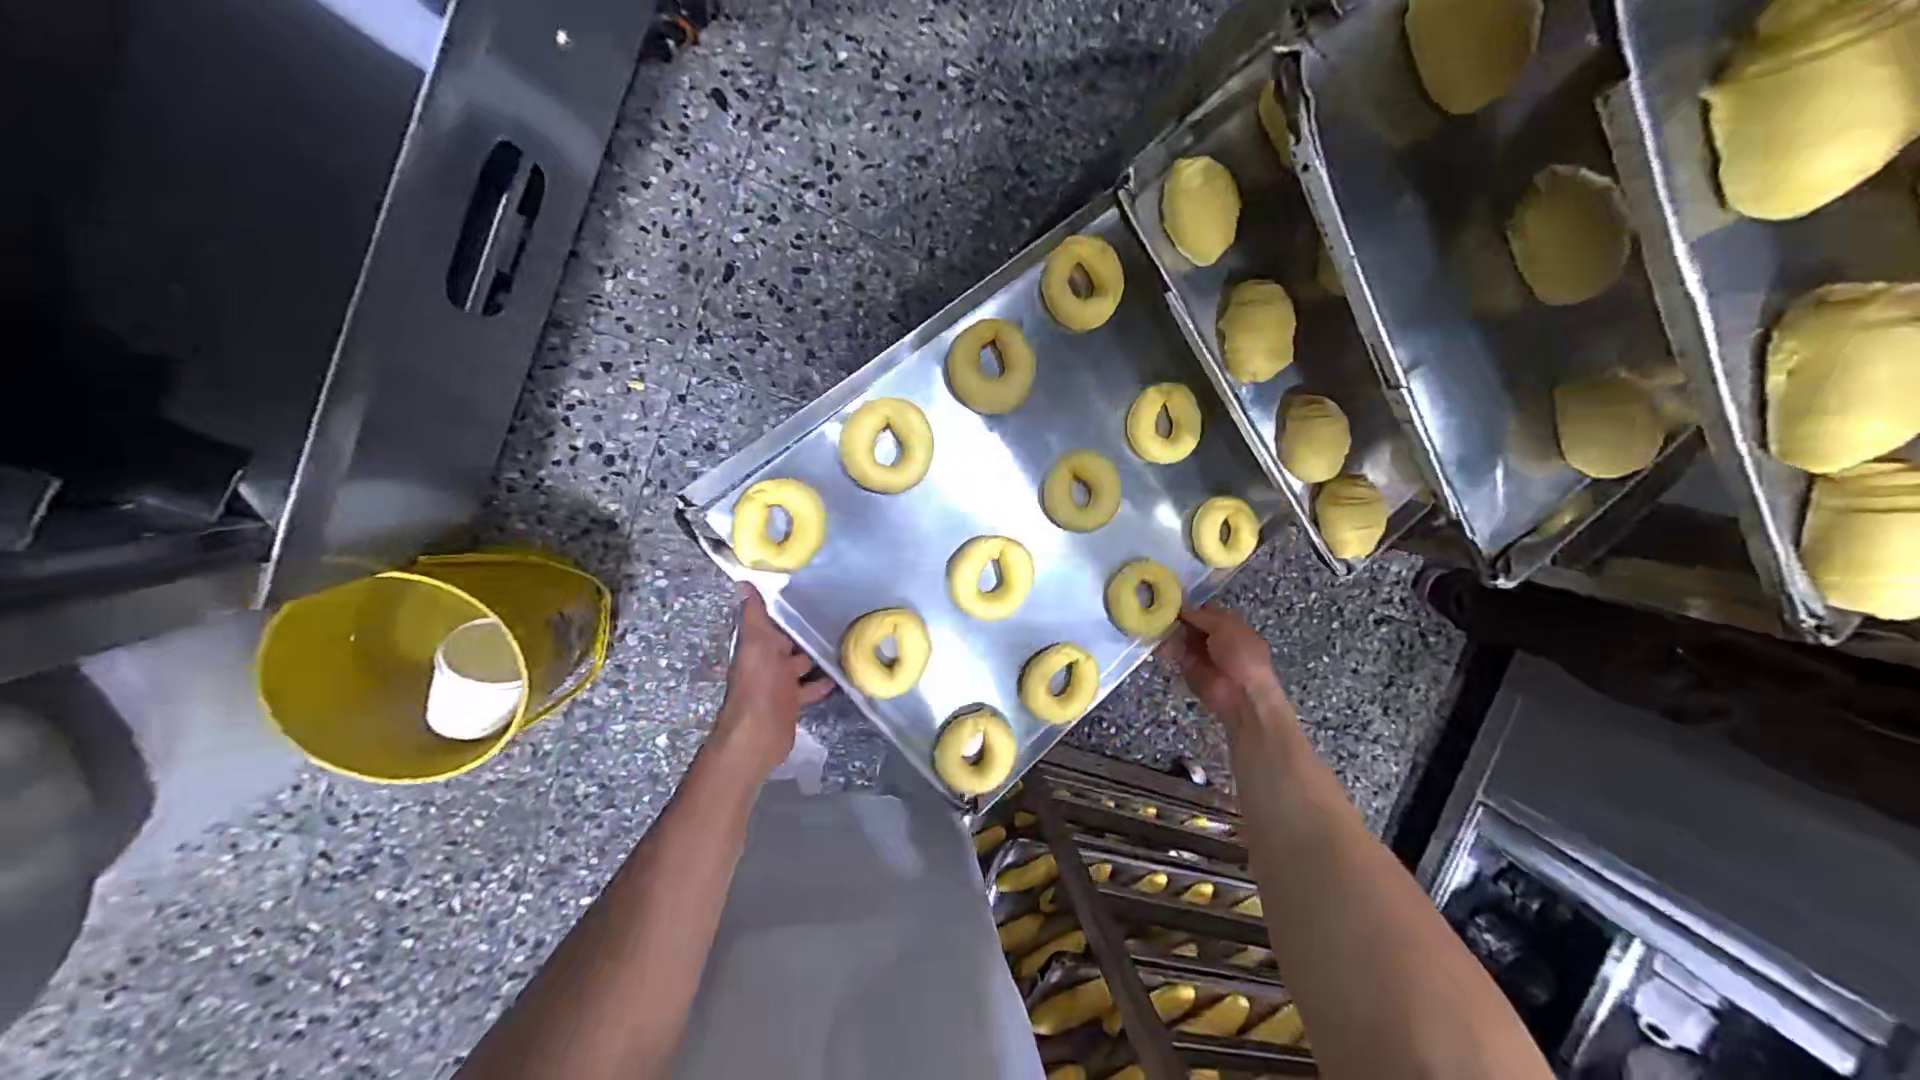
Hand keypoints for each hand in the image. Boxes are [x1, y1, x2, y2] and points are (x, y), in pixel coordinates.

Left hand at [712, 585, 832, 775]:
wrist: (758, 733)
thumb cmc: (759, 683)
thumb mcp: (757, 642)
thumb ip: (754, 614)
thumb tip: (743, 581)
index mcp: (758, 643)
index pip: (774, 618)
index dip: (790, 605)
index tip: (816, 588)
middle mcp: (767, 660)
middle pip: (790, 639)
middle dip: (808, 629)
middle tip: (840, 613)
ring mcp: (781, 681)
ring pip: (803, 662)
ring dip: (819, 654)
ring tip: (848, 639)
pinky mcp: (793, 700)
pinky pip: (811, 686)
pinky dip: (824, 680)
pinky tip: (844, 673)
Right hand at [1158, 603, 1293, 731]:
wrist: (1241, 694)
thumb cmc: (1240, 654)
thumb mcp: (1225, 626)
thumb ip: (1202, 616)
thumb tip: (1182, 609)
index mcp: (1231, 626)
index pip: (1208, 610)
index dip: (1193, 604)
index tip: (1173, 598)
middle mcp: (1216, 638)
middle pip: (1192, 623)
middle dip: (1177, 616)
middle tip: (1157, 607)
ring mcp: (1202, 653)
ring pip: (1182, 636)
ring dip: (1169, 629)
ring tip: (1152, 620)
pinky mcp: (1189, 668)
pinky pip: (1175, 653)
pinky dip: (1164, 646)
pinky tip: (1153, 637)